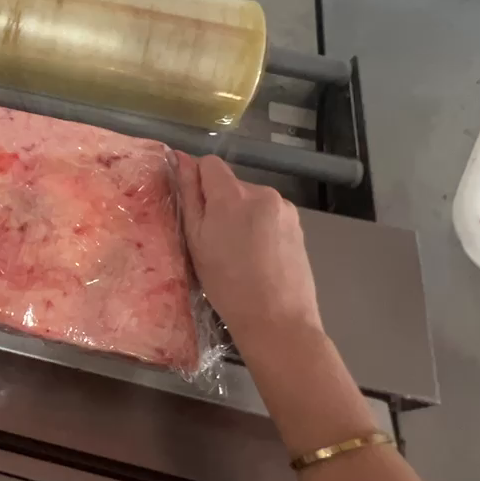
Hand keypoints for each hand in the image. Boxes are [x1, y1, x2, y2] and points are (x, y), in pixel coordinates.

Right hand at [174, 154, 323, 345]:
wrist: (277, 320)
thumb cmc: (226, 283)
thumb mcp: (196, 240)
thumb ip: (188, 195)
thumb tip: (180, 159)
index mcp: (233, 195)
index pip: (209, 163)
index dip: (197, 180)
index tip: (195, 209)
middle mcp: (262, 192)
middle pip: (230, 183)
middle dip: (219, 202)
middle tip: (213, 239)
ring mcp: (285, 208)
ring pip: (250, 200)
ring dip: (240, 214)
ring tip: (238, 251)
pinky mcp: (298, 225)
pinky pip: (268, 214)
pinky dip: (258, 226)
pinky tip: (258, 255)